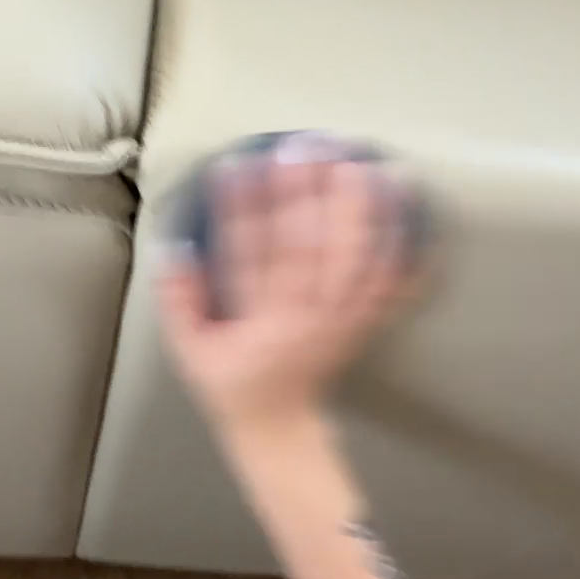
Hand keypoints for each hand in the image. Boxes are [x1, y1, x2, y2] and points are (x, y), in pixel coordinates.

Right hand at [157, 137, 423, 436]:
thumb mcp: (189, 352)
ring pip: (356, 263)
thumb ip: (179, 302)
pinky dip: (402, 244)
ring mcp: (340, 323)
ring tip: (361, 163)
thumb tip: (174, 249)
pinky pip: (390, 285)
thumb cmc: (229, 388)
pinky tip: (405, 206)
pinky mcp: (363, 325)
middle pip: (310, 251)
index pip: (248, 256)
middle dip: (306, 196)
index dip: (241, 209)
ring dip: (360, 211)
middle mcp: (306, 321)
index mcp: (260, 327)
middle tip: (304, 148)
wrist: (279, 430)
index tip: (236, 165)